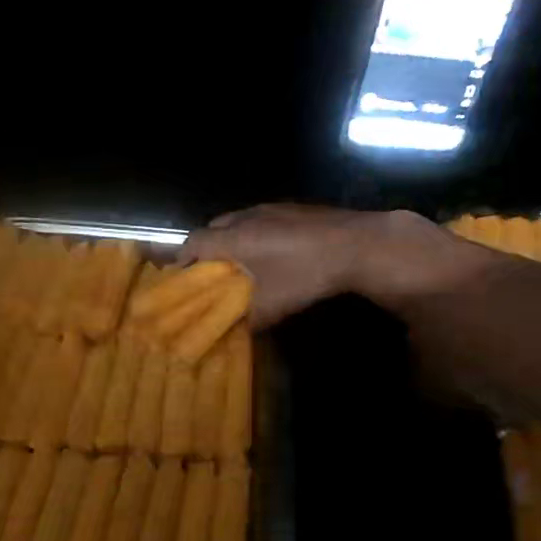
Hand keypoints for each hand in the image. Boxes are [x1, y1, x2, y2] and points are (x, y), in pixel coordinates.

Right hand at [181, 204, 484, 327]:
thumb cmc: (307, 274)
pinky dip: (253, 235)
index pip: (193, 242)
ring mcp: (272, 209)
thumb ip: (248, 320)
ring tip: (238, 264)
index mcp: (234, 238)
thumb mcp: (273, 307)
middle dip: (205, 249)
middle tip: (209, 273)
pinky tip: (271, 254)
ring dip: (231, 241)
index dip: (182, 260)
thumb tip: (236, 332)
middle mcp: (246, 217)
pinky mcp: (293, 209)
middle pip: (212, 228)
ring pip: (237, 222)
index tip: (181, 278)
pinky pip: (260, 220)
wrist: (359, 244)